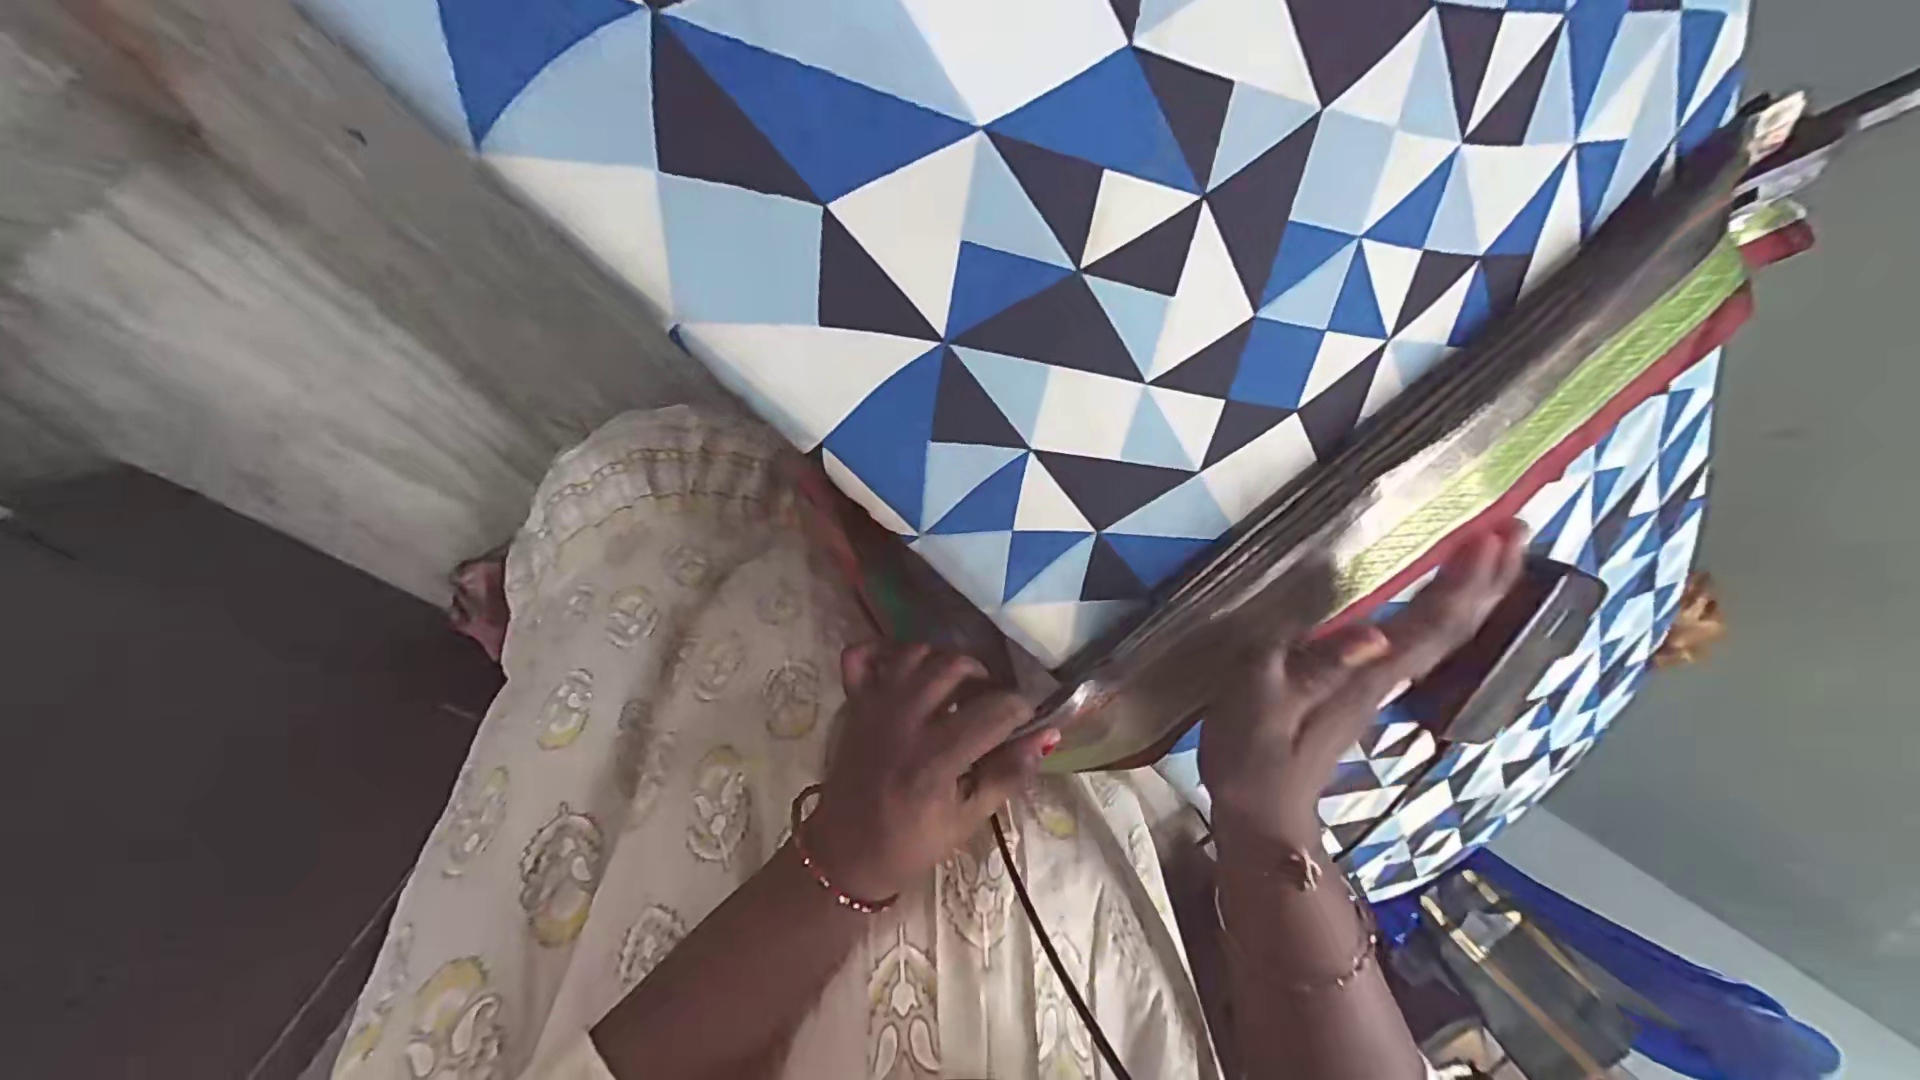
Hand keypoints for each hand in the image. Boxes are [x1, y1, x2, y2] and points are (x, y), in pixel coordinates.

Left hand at [803, 643, 1059, 899]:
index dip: (1021, 709)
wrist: (846, 851)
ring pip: (916, 652)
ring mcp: (875, 705)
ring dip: (942, 661)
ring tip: (953, 686)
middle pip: (955, 666)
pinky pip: (862, 653)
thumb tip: (1047, 736)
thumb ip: (1008, 774)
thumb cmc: (912, 841)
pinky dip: (884, 651)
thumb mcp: (968, 819)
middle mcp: (904, 720)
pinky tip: (905, 671)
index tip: (1024, 720)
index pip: (995, 709)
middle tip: (988, 701)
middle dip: (984, 677)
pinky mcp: (853, 701)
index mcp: (935, 757)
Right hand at [1200, 521, 1528, 843]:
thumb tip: (1374, 633)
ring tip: (1491, 557)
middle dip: (1487, 580)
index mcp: (1367, 674)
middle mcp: (1384, 677)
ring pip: (1441, 636)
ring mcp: (1375, 688)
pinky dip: (1437, 618)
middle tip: (1518, 529)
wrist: (1261, 807)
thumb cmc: (1254, 747)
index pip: (1432, 623)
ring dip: (1470, 596)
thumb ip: (1317, 664)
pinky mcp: (1358, 693)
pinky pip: (1416, 646)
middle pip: (1452, 627)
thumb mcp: (1265, 696)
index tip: (1496, 533)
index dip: (1465, 581)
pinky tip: (1432, 606)